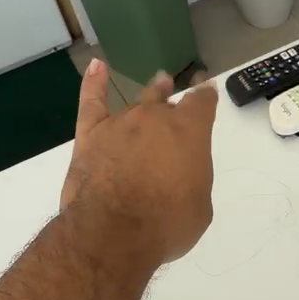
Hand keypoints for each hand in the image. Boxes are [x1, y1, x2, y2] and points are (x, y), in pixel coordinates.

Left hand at [61, 60, 217, 264]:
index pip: (202, 101)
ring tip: (158, 86)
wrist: (114, 232)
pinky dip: (94, 81)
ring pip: (138, 103)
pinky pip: (92, 100)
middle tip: (178, 99)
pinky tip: (97, 66)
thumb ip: (193, 178)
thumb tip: (180, 171)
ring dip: (150, 96)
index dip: (206, 95)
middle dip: (175, 101)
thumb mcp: (200, 206)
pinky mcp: (90, 134)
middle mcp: (155, 118)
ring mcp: (120, 123)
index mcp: (190, 132)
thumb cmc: (167, 224)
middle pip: (168, 102)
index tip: (208, 90)